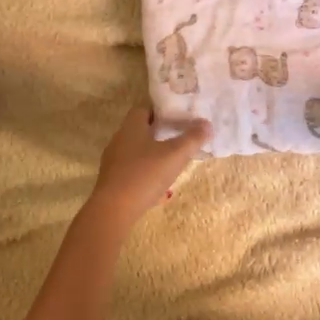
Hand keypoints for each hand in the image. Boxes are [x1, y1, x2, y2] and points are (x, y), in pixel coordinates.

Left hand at [87, 107, 209, 226]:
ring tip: (171, 164)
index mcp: (132, 127)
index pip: (144, 110)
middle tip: (178, 141)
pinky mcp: (112, 181)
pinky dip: (145, 174)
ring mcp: (113, 161)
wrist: (113, 210)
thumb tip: (207, 124)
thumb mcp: (175, 155)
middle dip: (159, 135)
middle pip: (140, 131)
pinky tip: (158, 188)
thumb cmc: (145, 175)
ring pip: (136, 152)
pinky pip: (131, 171)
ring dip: (152, 155)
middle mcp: (119, 140)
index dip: (161, 113)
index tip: (177, 119)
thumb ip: (192, 138)